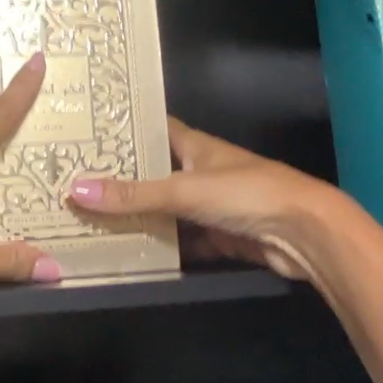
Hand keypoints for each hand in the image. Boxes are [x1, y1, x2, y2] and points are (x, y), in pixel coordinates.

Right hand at [66, 118, 358, 286]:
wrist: (306, 234)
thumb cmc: (247, 195)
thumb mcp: (184, 191)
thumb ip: (134, 195)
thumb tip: (76, 190)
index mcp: (196, 147)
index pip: (154, 129)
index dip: (125, 129)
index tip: (87, 133)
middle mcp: (202, 171)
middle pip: (156, 174)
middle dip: (123, 180)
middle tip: (77, 184)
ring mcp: (213, 206)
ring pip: (168, 211)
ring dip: (141, 217)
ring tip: (93, 221)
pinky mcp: (221, 237)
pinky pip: (185, 242)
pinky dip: (165, 247)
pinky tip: (134, 254)